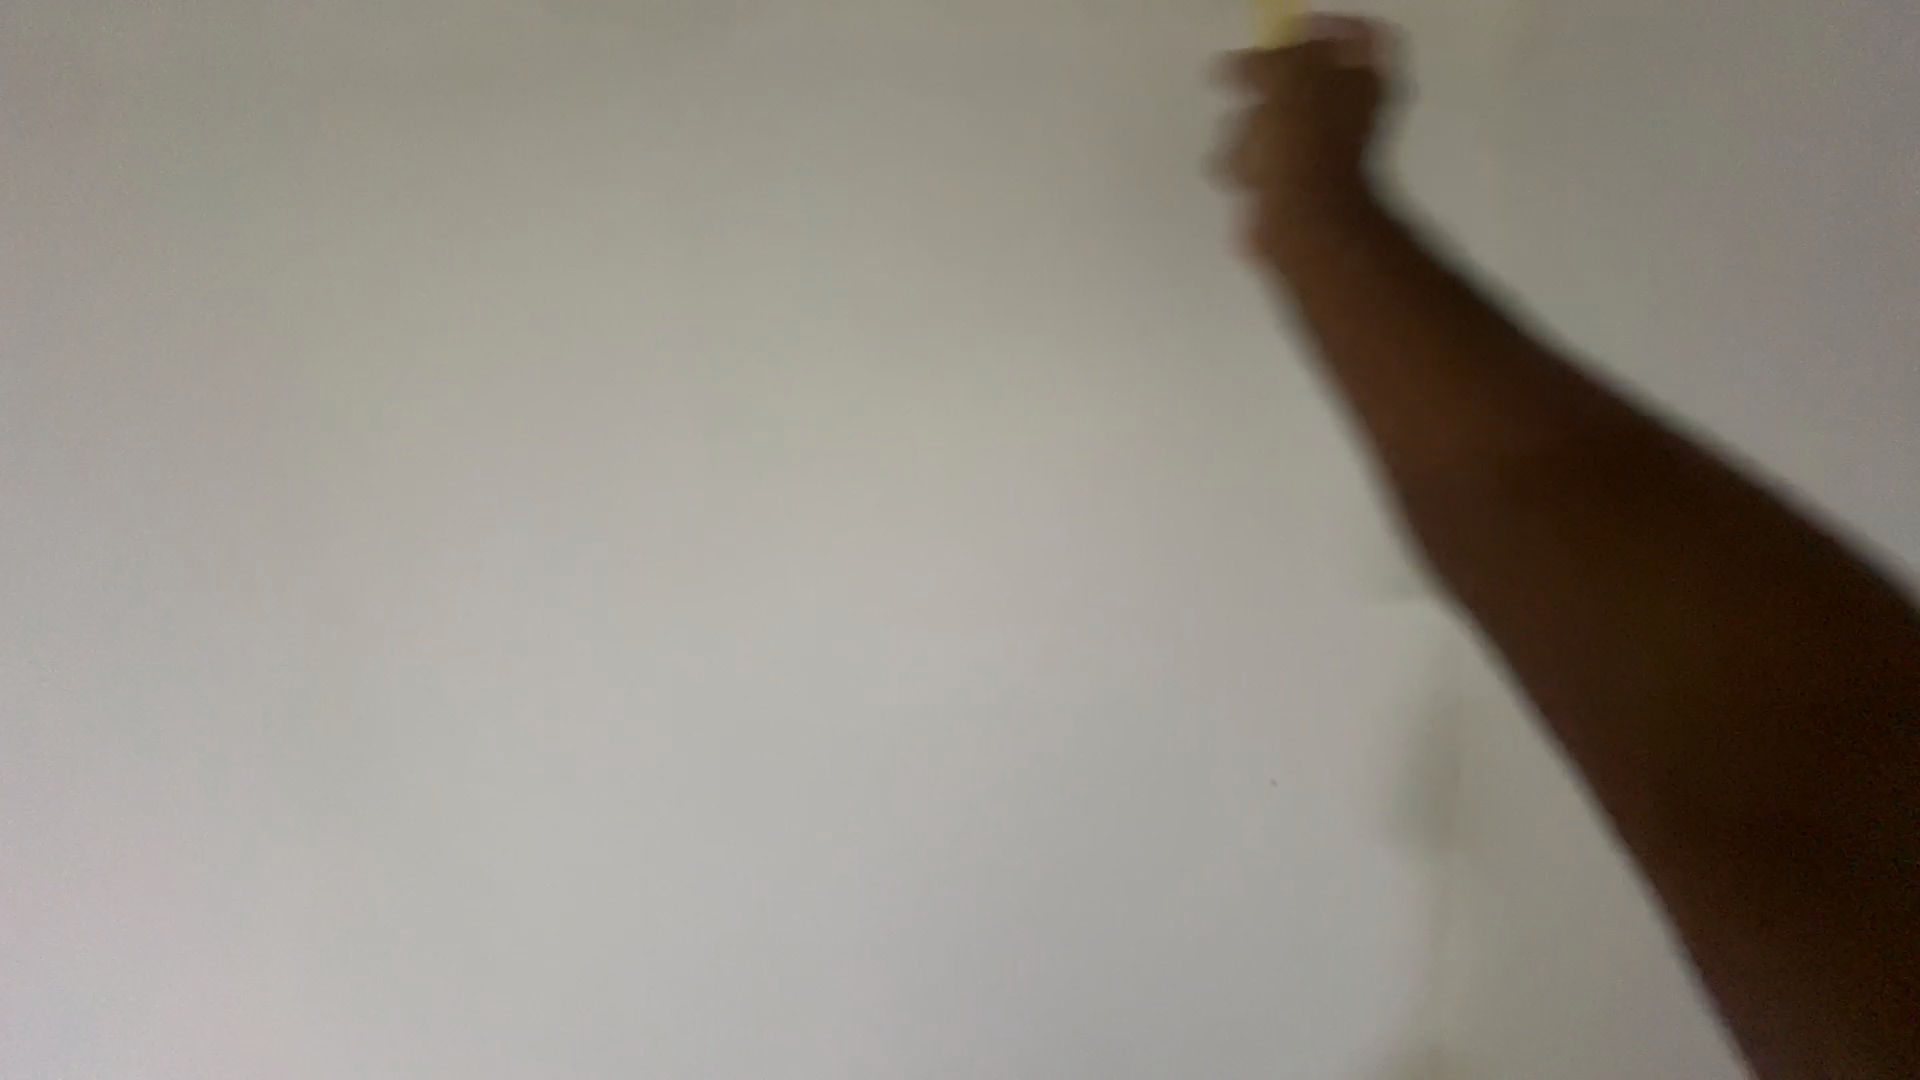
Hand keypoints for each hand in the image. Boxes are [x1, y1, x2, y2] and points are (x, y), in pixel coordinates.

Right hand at [1216, 14, 1395, 261]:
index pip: (1354, 35)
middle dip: (1264, 89)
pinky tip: (1240, 172)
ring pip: (1268, 121)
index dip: (1320, 28)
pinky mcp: (1285, 183)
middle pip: (1299, 79)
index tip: (1285, 33)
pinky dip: (1242, 163)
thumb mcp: (1290, 80)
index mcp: (1360, 79)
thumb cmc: (1303, 148)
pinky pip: (1255, 159)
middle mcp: (1343, 112)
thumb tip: (1251, 57)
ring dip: (1246, 131)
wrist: (1300, 223)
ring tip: (1245, 146)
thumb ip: (1275, 57)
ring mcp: (1313, 150)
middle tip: (1248, 90)